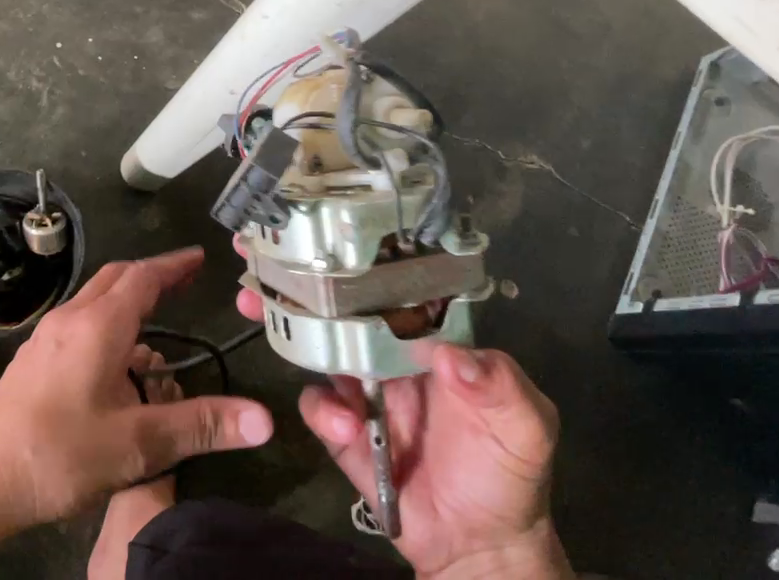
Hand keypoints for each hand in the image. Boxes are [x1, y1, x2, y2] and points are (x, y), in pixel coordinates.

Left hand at [0, 247, 275, 532]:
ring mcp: (45, 338)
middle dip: (151, 273)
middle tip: (185, 279)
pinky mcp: (31, 359)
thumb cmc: (61, 454)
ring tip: (156, 313)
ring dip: (126, 295)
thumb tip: (264, 420)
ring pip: (92, 297)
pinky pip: (77, 319)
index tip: (200, 257)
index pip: (142, 278)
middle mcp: (69, 320)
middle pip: (114, 278)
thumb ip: (201, 426)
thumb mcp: (139, 445)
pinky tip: (114, 352)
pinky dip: (105, 316)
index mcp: (97, 327)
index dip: (173, 266)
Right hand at [234, 238, 570, 579]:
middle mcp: (388, 351)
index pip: (391, 285)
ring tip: (254, 303)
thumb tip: (450, 354)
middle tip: (257, 254)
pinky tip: (347, 430)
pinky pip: (316, 404)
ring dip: (284, 322)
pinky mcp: (339, 427)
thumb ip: (499, 384)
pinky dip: (324, 412)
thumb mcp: (524, 424)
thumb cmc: (507, 473)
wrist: (476, 546)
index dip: (358, 258)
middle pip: (338, 305)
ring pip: (314, 343)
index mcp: (429, 337)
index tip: (325, 232)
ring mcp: (360, 387)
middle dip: (298, 278)